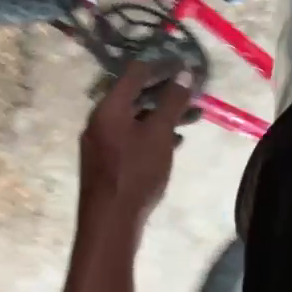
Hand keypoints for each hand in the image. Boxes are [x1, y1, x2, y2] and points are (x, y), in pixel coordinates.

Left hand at [78, 61, 194, 229]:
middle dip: (165, 91)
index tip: (185, 67)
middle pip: (135, 94)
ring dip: (162, 113)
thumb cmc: (135, 172)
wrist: (109, 225)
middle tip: (191, 92)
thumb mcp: (159, 133)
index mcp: (108, 107)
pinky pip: (131, 135)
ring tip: (192, 117)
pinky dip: (152, 132)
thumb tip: (184, 73)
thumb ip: (172, 101)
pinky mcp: (106, 161)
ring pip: (136, 117)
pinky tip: (174, 141)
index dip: (162, 65)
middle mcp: (100, 119)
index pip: (136, 71)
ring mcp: (101, 142)